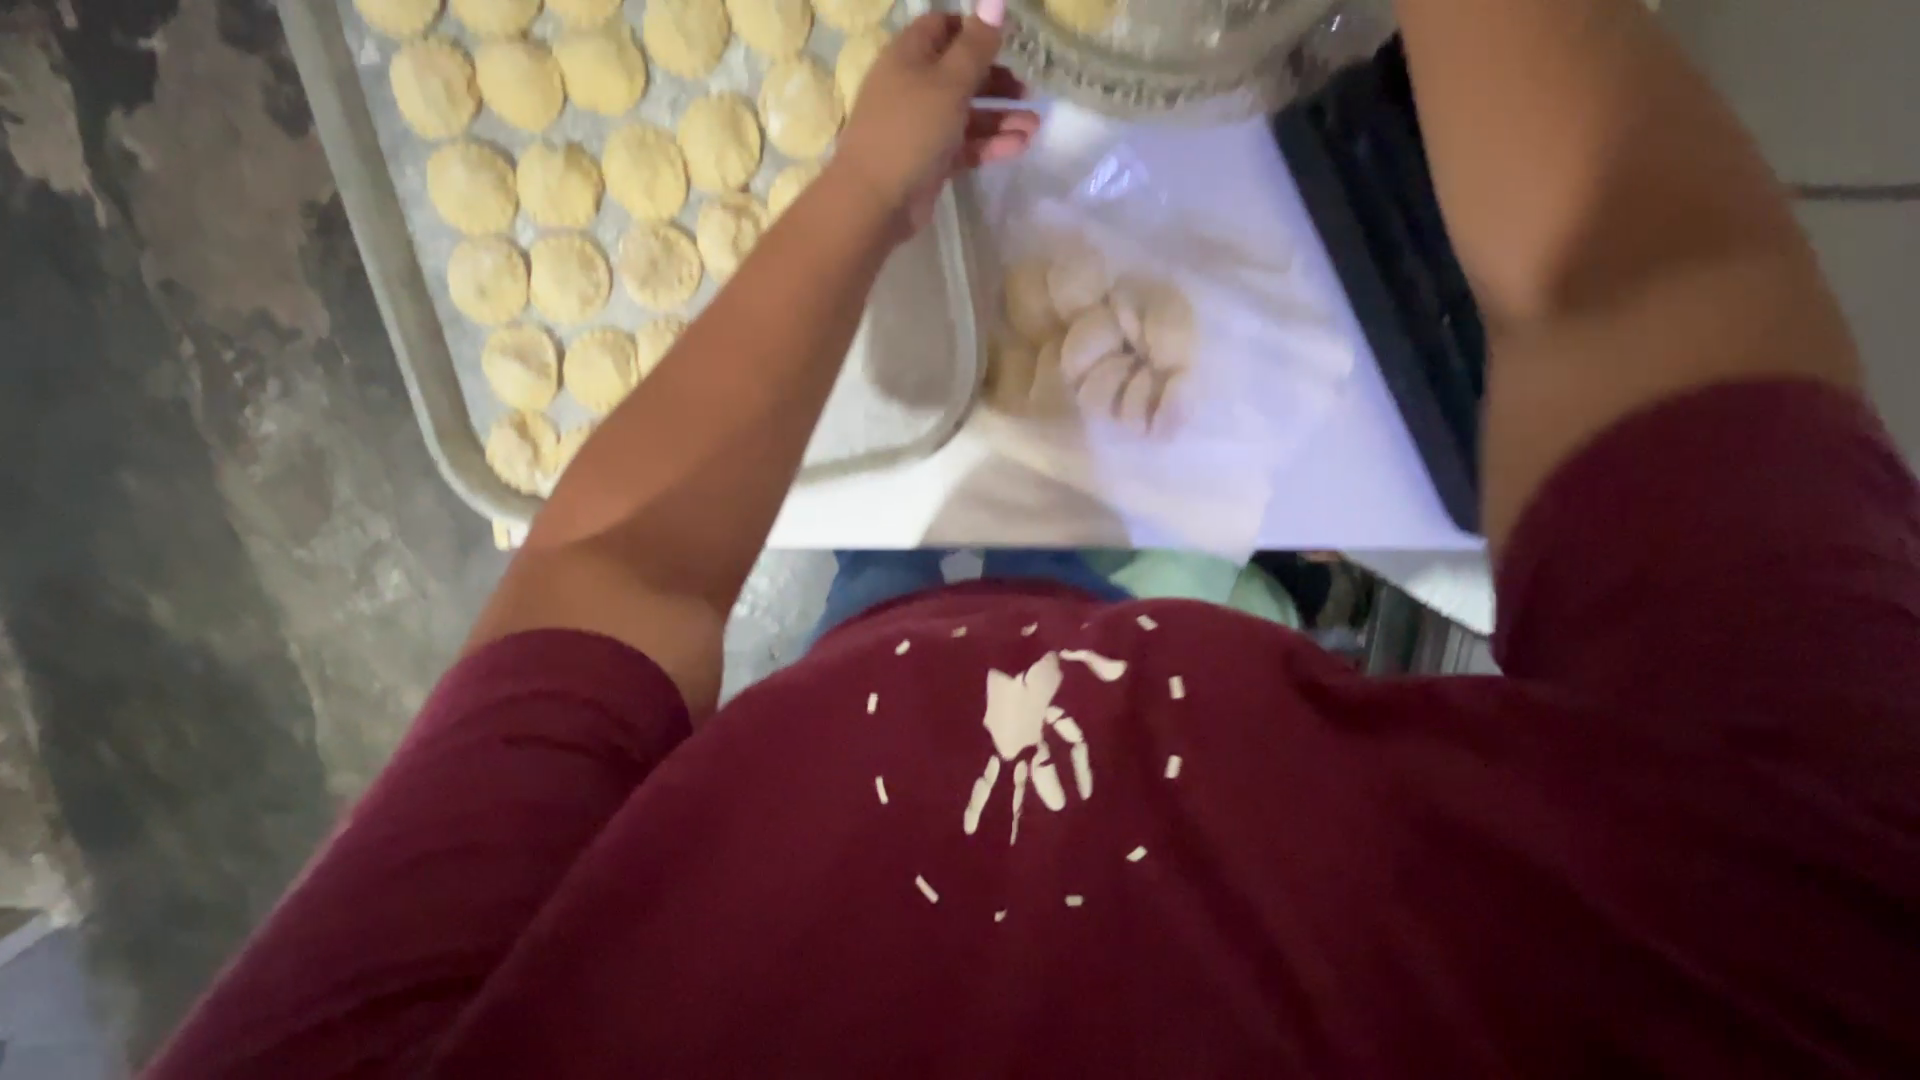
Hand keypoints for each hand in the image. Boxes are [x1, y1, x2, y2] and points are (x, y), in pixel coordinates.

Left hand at [832, 3, 1040, 236]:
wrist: (875, 200)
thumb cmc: (910, 130)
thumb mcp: (949, 82)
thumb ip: (976, 44)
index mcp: (909, 56)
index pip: (943, 28)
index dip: (973, 31)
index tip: (1005, 43)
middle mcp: (913, 87)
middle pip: (960, 74)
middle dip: (996, 81)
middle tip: (1028, 91)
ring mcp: (921, 127)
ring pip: (966, 114)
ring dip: (1000, 117)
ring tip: (1034, 127)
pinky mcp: (930, 161)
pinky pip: (964, 146)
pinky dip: (990, 144)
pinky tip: (1019, 146)